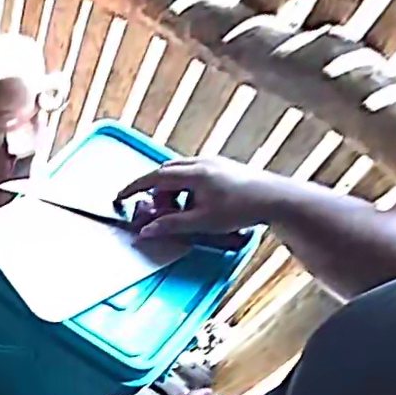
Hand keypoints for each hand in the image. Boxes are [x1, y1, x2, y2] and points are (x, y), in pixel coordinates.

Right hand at [118, 156, 297, 239]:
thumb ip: (170, 226)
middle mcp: (201, 162)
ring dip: (170, 191)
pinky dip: (183, 188)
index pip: (154, 177)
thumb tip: (144, 232)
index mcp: (194, 173)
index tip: (119, 197)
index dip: (134, 188)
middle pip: (164, 172)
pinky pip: (191, 173)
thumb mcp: (201, 223)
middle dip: (154, 191)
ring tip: (178, 211)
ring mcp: (212, 162)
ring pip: (178, 172)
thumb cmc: (240, 209)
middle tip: (154, 211)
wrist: (276, 198)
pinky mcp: (220, 167)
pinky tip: (192, 204)